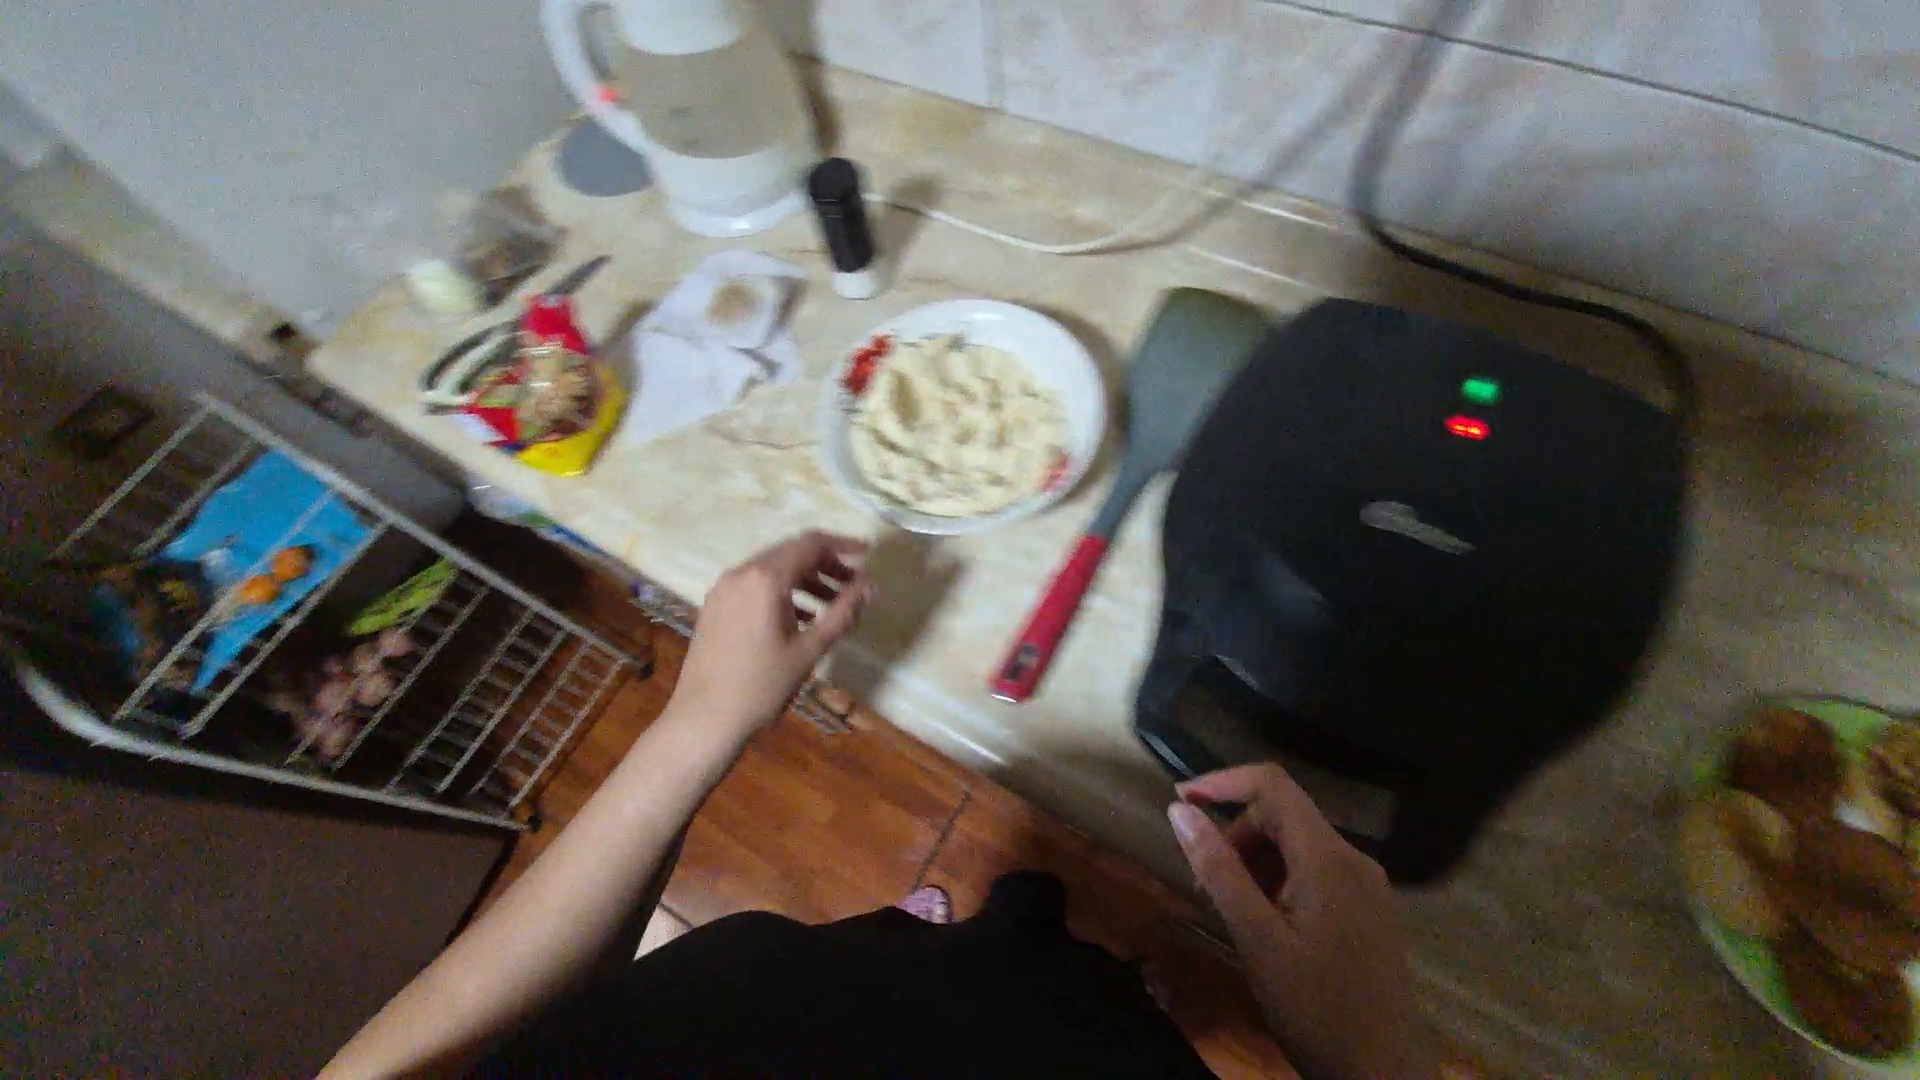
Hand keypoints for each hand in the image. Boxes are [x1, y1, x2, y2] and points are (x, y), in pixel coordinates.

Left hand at [671, 530, 872, 742]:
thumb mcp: (809, 651)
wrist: (703, 721)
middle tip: (854, 584)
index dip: (842, 544)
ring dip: (805, 579)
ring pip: (772, 569)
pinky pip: (755, 585)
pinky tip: (801, 617)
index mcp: (765, 579)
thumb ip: (842, 613)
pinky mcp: (715, 607)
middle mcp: (740, 573)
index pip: (810, 544)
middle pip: (790, 552)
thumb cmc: (761, 686)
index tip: (867, 553)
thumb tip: (870, 587)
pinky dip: (782, 591)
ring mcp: (723, 589)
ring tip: (833, 603)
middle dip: (825, 564)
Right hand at [1168, 764, 1430, 1079]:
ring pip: (1297, 845)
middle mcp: (1354, 860)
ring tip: (1234, 911)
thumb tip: (1179, 811)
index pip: (1272, 784)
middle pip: (1282, 815)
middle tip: (1206, 884)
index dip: (1221, 781)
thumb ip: (1218, 868)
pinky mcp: (1369, 911)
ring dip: (1255, 862)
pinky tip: (1266, 923)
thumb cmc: (1315, 1008)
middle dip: (1236, 835)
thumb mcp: (1255, 938)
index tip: (1180, 801)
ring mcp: (1367, 886)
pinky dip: (1279, 880)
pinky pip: (1315, 871)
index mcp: (1328, 857)